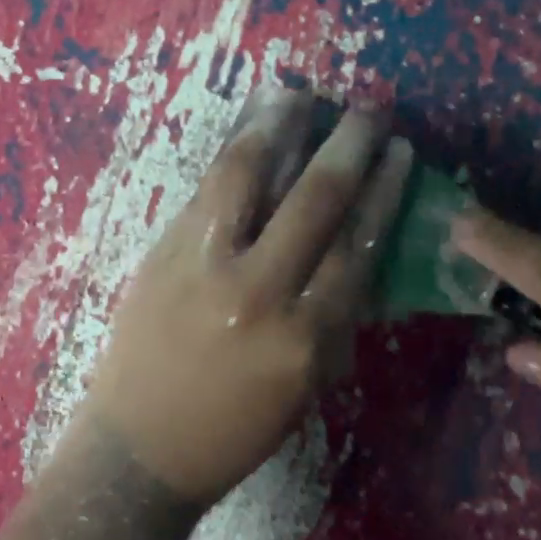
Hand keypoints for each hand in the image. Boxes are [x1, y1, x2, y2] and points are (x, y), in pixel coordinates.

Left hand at [76, 84, 412, 504]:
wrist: (140, 445)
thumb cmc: (234, 428)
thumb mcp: (304, 385)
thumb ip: (333, 317)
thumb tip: (358, 249)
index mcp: (305, 337)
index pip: (357, 246)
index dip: (383, 192)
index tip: (399, 153)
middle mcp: (257, 292)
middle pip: (313, 202)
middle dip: (346, 147)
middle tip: (367, 111)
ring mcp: (202, 264)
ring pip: (245, 177)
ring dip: (275, 128)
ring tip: (297, 94)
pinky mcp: (162, 251)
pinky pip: (204, 192)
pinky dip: (230, 154)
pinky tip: (246, 128)